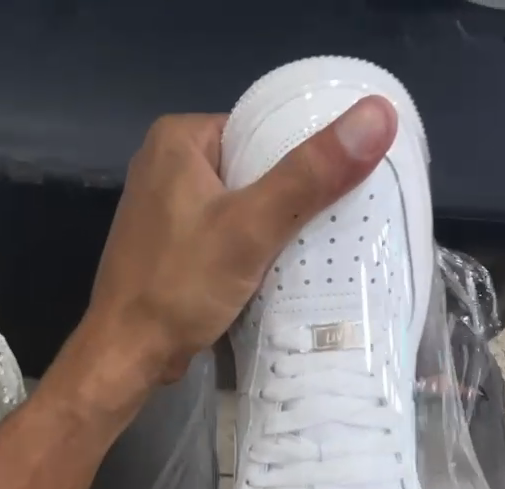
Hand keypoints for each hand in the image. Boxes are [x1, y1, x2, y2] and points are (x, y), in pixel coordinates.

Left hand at [63, 98, 397, 415]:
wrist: (126, 356)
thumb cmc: (179, 287)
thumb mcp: (251, 228)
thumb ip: (309, 176)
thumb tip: (378, 115)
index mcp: (177, 139)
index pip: (259, 130)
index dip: (301, 157)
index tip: (338, 187)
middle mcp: (163, 165)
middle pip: (251, 169)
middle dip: (288, 197)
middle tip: (334, 222)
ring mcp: (161, 211)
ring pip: (237, 207)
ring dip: (270, 229)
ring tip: (314, 248)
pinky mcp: (166, 249)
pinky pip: (220, 236)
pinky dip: (246, 252)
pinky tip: (274, 271)